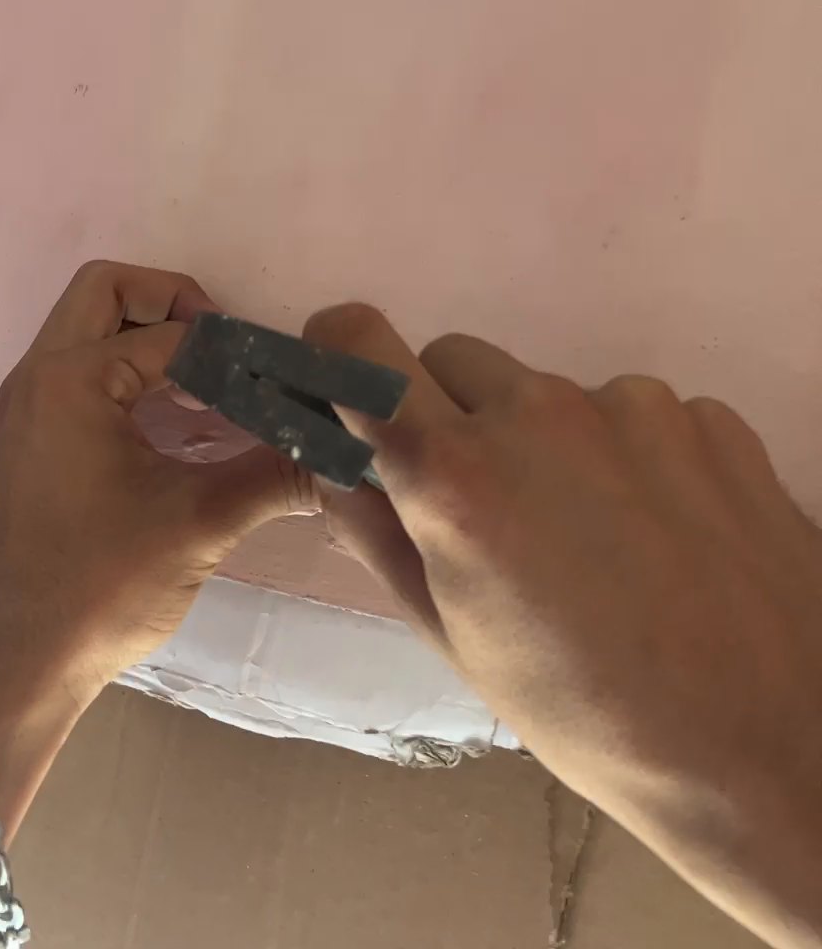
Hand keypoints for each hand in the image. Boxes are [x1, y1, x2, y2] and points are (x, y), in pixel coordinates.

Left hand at [0, 262, 318, 713]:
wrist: (21, 651)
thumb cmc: (100, 582)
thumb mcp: (199, 520)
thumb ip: (276, 472)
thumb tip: (344, 445)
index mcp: (67, 378)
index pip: (170, 332)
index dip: (238, 349)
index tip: (289, 377)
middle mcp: (36, 377)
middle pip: (105, 295)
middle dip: (174, 305)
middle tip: (232, 352)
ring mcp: (27, 409)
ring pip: (87, 336)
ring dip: (150, 343)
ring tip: (217, 387)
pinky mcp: (31, 441)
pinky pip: (79, 380)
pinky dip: (129, 380)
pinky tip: (181, 424)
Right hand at [306, 304, 821, 948]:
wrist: (771, 757)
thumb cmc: (565, 698)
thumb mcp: (432, 620)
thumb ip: (365, 522)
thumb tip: (331, 459)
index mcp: (447, 470)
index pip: (356, 342)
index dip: (328, 350)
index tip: (332, 388)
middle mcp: (534, 415)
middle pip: (440, 358)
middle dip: (429, 406)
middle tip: (458, 486)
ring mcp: (635, 411)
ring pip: (530, 387)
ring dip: (521, 430)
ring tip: (565, 518)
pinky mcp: (713, 424)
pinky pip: (617, 408)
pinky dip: (604, 445)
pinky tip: (637, 520)